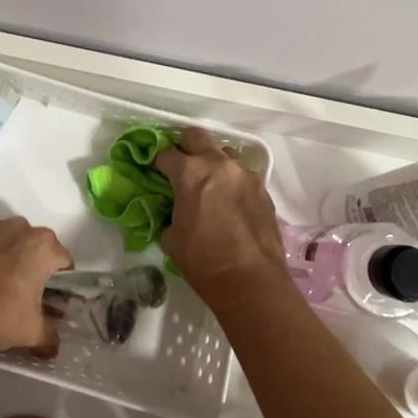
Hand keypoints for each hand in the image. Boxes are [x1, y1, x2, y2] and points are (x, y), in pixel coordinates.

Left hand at [0, 217, 71, 351]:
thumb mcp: (30, 332)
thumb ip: (49, 337)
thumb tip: (53, 347)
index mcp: (43, 246)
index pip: (62, 261)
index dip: (58, 282)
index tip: (46, 299)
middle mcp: (18, 226)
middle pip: (32, 246)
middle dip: (28, 265)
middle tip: (16, 293)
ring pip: (3, 240)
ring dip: (1, 256)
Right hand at [156, 128, 288, 302]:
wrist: (251, 280)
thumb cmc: (204, 261)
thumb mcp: (172, 238)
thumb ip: (170, 214)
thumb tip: (175, 212)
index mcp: (190, 173)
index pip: (166, 154)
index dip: (157, 162)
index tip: (155, 172)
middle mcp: (218, 164)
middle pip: (196, 137)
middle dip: (184, 147)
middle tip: (180, 166)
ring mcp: (244, 174)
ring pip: (224, 152)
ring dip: (213, 161)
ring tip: (209, 183)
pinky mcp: (262, 188)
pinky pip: (242, 174)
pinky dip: (232, 180)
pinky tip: (229, 200)